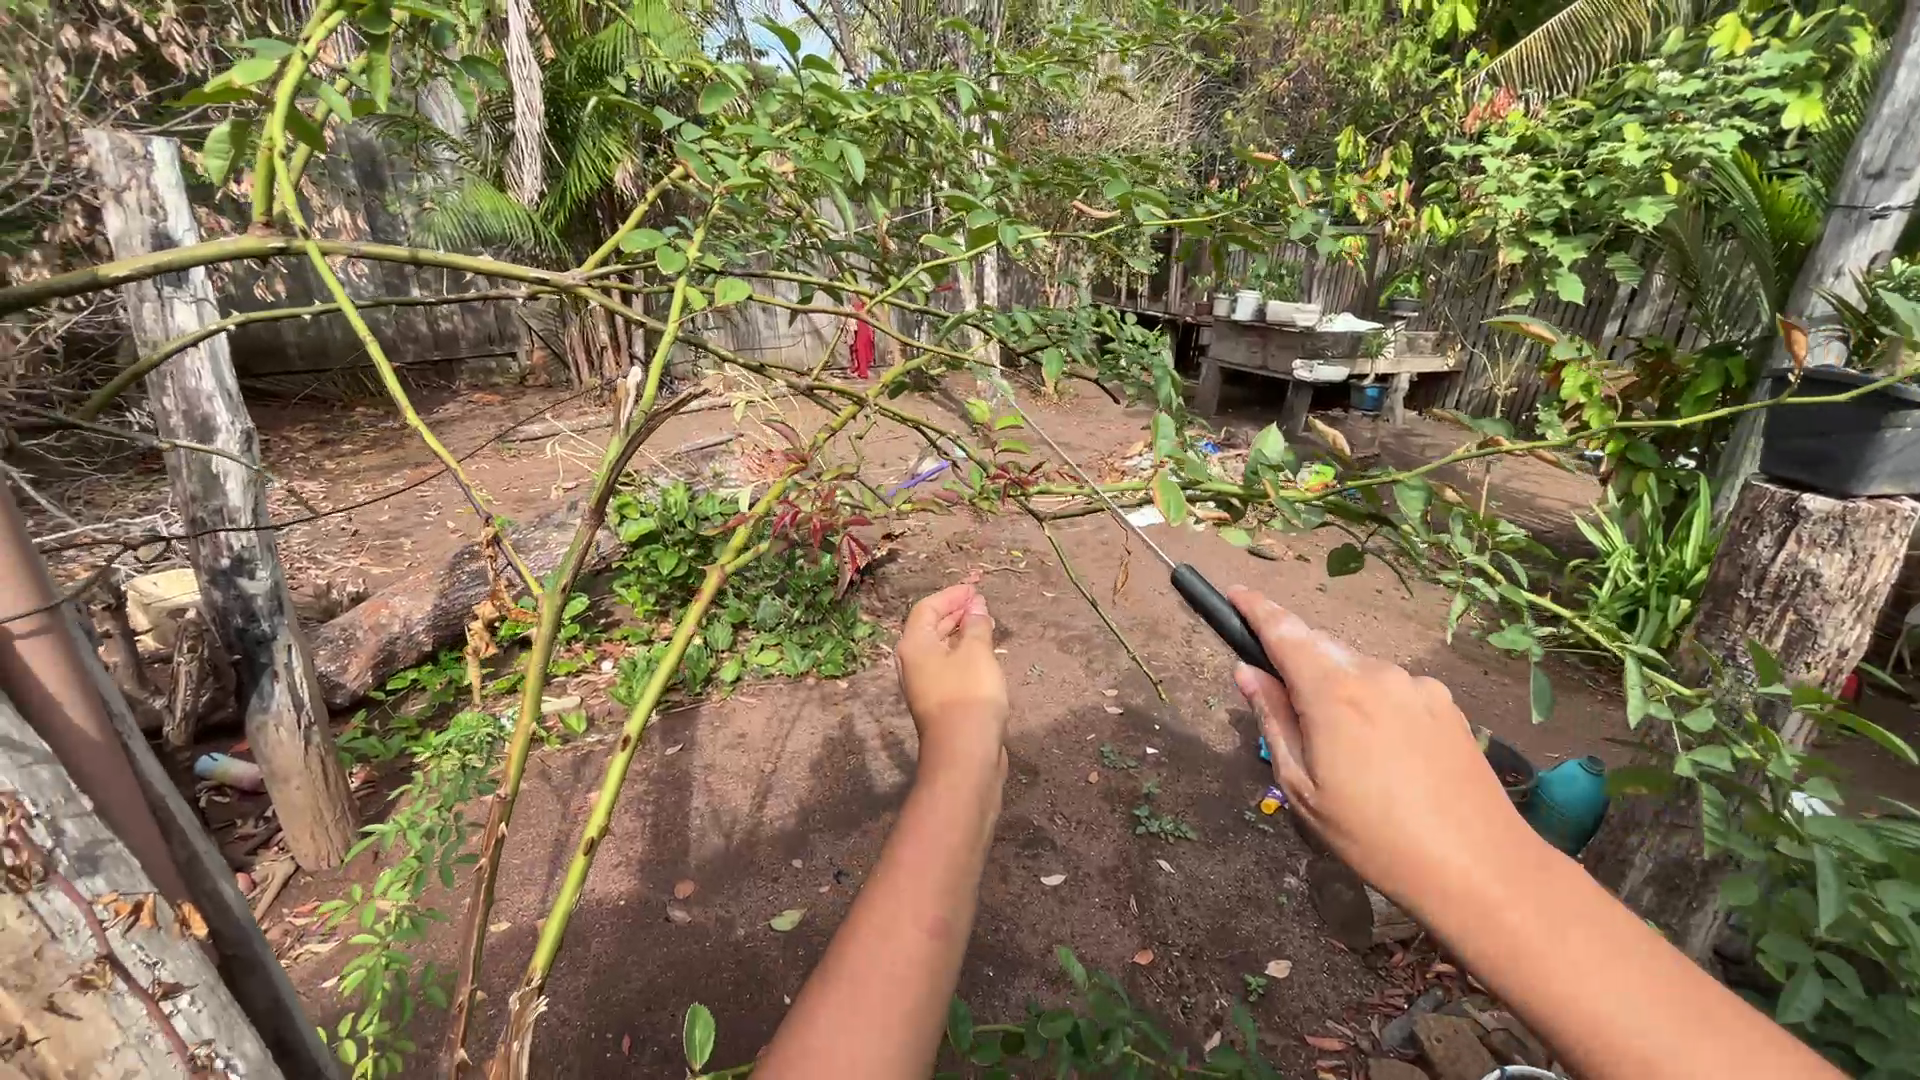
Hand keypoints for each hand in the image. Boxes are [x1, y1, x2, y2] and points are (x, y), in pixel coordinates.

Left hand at [895, 583, 1008, 780]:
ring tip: (986, 624)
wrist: (965, 754)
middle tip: (982, 604)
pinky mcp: (939, 702)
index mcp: (914, 646)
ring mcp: (924, 685)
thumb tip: (976, 607)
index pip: (926, 608)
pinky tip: (984, 655)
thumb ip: (977, 625)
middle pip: (930, 628)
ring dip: (961, 634)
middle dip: (956, 612)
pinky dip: (964, 654)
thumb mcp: (977, 652)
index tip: (975, 589)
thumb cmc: (968, 695)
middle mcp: (912, 663)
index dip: (951, 595)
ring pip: (940, 649)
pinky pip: (948, 667)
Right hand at [1226, 586, 1533, 901]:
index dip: (1255, 608)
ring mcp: (1416, 686)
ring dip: (1335, 685)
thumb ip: (1272, 720)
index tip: (1235, 593)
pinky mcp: (1445, 703)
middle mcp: (1376, 674)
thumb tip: (1246, 672)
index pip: (1284, 632)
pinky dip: (1371, 701)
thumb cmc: (1373, 835)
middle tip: (1284, 705)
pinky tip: (1381, 750)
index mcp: (1333, 693)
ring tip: (1339, 745)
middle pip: (1320, 648)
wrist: (1480, 868)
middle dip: (1295, 660)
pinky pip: (1391, 687)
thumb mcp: (1302, 786)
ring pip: (1357, 668)